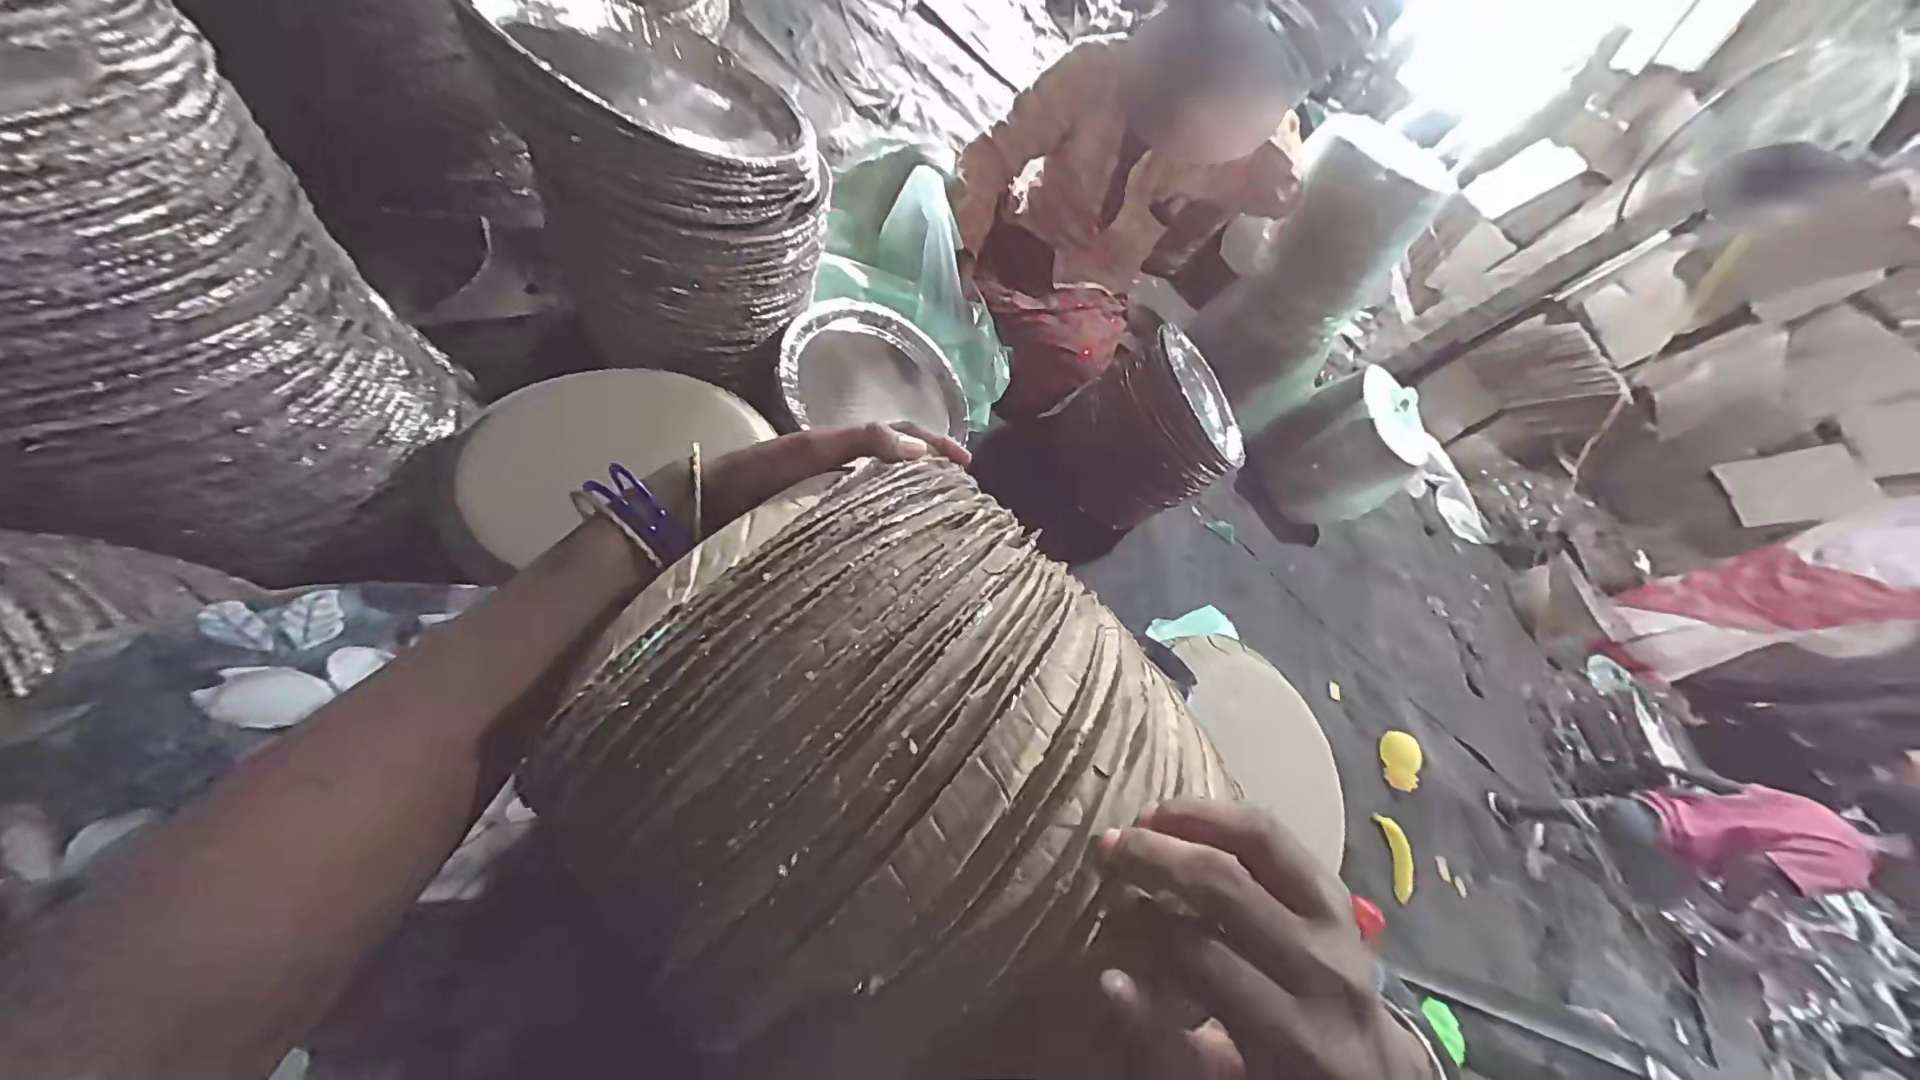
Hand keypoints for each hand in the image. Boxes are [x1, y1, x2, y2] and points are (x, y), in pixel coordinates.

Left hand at [700, 421, 969, 534]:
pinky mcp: (822, 525)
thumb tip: (918, 450)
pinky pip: (868, 521)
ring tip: (947, 522)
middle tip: (966, 500)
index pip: (901, 436)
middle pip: (901, 464)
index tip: (967, 466)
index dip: (935, 444)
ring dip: (919, 500)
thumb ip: (858, 442)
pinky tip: (905, 545)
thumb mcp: (807, 450)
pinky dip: (893, 526)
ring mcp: (834, 498)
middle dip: (935, 473)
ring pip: (888, 493)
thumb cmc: (754, 474)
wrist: (705, 506)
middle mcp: (845, 470)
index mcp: (845, 446)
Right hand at [1098, 800, 1435, 1079]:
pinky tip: (1189, 815)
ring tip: (1149, 817)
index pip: (1199, 953)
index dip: (1143, 919)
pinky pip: (1279, 835)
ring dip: (1194, 818)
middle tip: (1110, 844)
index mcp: (1294, 1036)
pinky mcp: (1338, 893)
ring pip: (1259, 839)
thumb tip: (1110, 978)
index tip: (1108, 898)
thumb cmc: (1282, 1079)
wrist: (1374, 1079)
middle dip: (1156, 855)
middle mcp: (1322, 968)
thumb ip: (1165, 1043)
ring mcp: (1338, 922)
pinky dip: (1226, 815)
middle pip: (1225, 883)